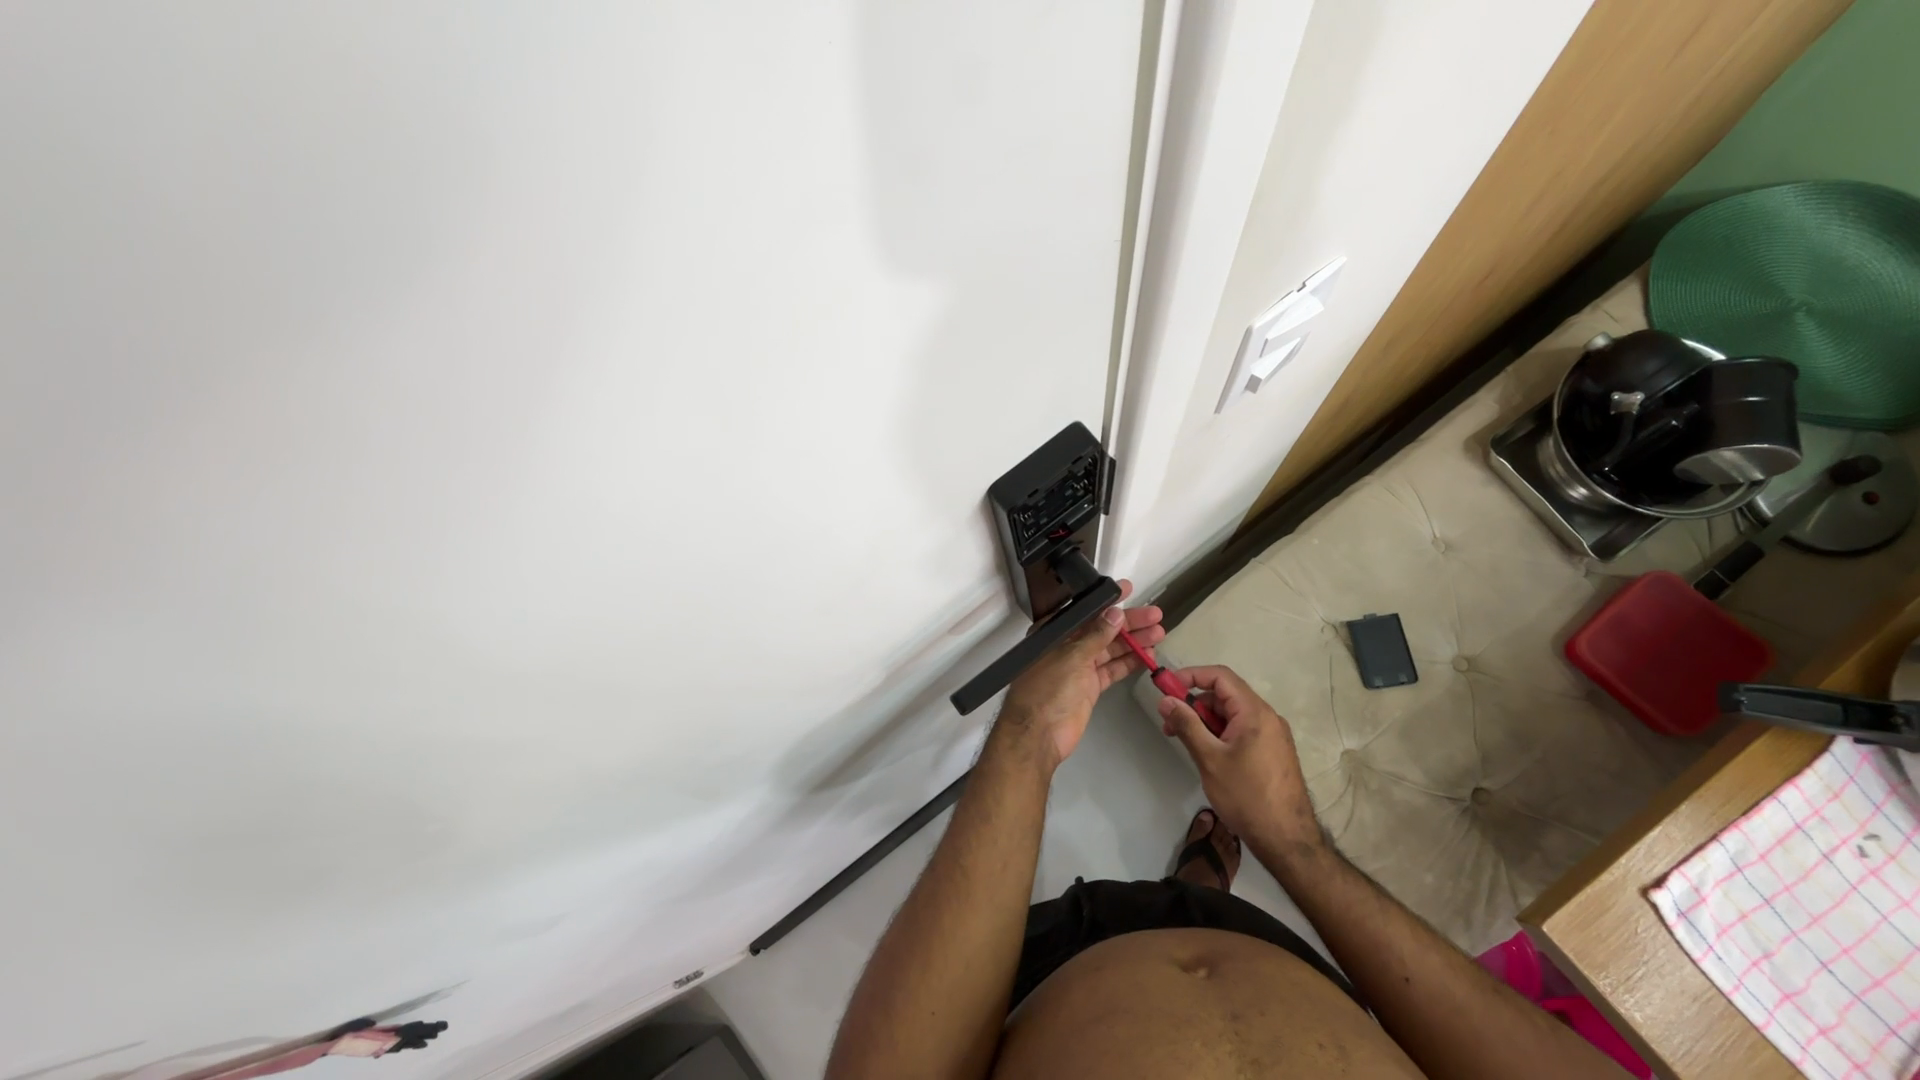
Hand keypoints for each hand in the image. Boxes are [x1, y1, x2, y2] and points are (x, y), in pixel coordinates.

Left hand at [995, 579, 1164, 768]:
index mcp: (1053, 634)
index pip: (1084, 611)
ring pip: (1110, 649)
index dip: (1107, 601)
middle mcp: (1065, 647)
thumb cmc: (1045, 691)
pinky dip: (1128, 663)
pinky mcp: (1088, 687)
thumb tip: (1115, 614)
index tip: (1127, 589)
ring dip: (1133, 642)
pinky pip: (1111, 670)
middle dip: (1128, 622)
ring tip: (1158, 633)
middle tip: (1154, 615)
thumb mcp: (1071, 657)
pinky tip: (1147, 656)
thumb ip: (1096, 636)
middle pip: (1101, 629)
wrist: (1038, 736)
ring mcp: (1078, 668)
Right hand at [1157, 666, 1322, 853]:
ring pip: (1233, 715)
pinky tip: (1208, 754)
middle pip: (1226, 696)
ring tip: (1186, 743)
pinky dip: (1221, 734)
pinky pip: (1242, 730)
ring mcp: (1273, 735)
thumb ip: (1187, 725)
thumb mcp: (1209, 759)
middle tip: (1170, 725)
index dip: (1190, 676)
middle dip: (1194, 704)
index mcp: (1254, 712)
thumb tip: (1166, 700)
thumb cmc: (1246, 795)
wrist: (1286, 838)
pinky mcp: (1273, 751)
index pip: (1220, 677)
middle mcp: (1267, 717)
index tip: (1165, 688)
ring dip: (1206, 721)